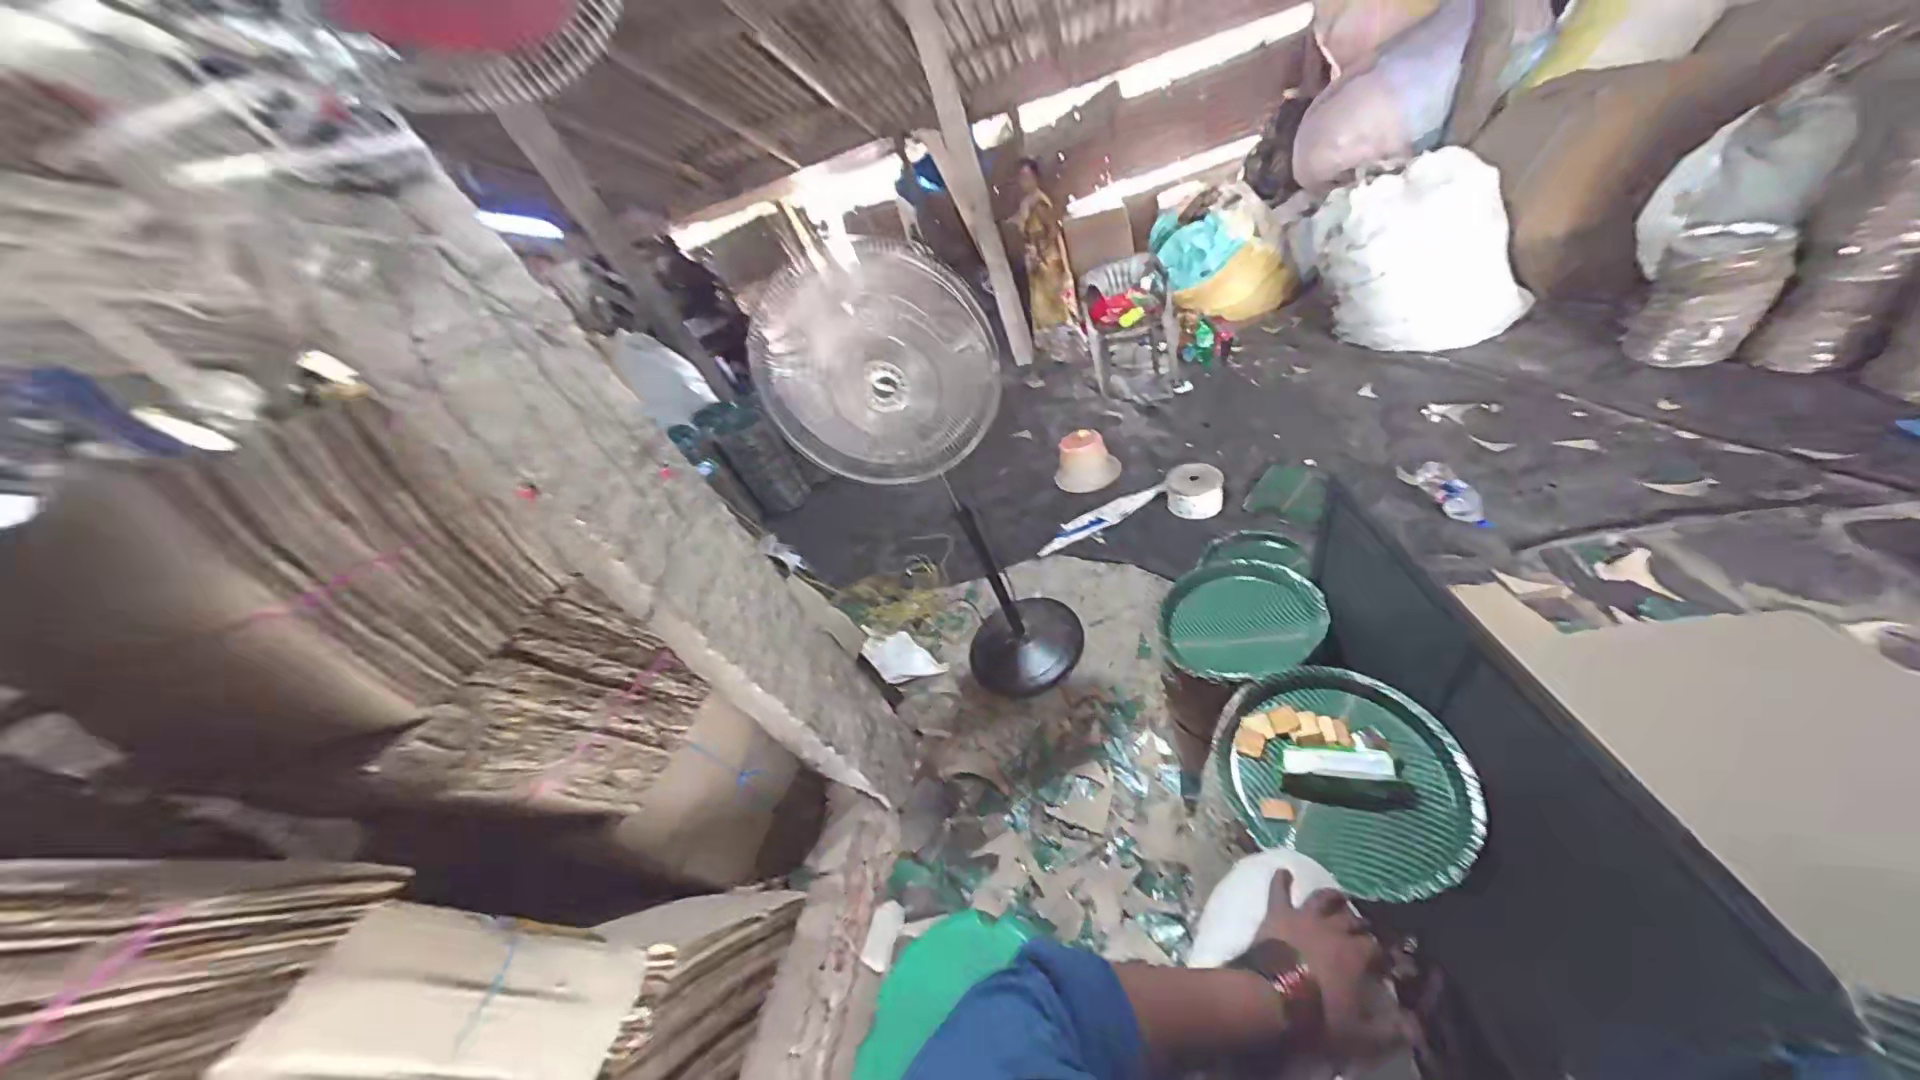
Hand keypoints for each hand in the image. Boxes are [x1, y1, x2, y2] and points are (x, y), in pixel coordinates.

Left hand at [1255, 869, 1409, 1066]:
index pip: (1377, 948)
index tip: (1387, 959)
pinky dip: (1281, 880)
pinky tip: (1283, 871)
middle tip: (1365, 927)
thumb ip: (1390, 1031)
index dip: (1383, 953)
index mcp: (1356, 954)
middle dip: (1361, 923)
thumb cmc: (1318, 1014)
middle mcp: (1333, 928)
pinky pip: (1278, 891)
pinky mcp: (1278, 913)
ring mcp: (1304, 917)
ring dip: (1331, 896)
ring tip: (1339, 895)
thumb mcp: (1361, 1034)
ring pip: (1321, 898)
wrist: (1273, 994)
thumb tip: (1415, 1029)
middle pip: (1352, 920)